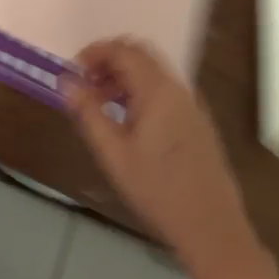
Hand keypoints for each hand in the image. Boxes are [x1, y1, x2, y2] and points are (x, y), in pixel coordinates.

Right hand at [60, 38, 241, 259]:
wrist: (212, 227)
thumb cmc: (157, 190)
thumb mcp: (113, 153)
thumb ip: (88, 112)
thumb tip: (66, 82)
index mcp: (156, 91)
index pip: (123, 50)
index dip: (95, 52)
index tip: (74, 69)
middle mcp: (177, 88)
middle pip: (140, 54)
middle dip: (110, 60)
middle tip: (87, 81)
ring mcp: (191, 104)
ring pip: (154, 71)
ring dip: (125, 75)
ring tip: (102, 102)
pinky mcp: (198, 121)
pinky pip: (165, 89)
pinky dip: (141, 89)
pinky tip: (129, 120)